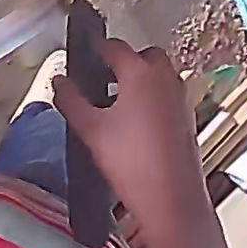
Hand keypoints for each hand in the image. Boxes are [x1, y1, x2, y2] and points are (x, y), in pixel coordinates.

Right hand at [53, 39, 210, 247]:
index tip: (82, 55)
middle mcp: (165, 79)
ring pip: (158, 74)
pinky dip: (150, 96)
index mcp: (140, 73)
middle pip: (144, 55)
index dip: (96, 48)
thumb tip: (59, 81)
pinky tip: (132, 121)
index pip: (115, 47)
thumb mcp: (90, 129)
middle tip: (100, 76)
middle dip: (123, 61)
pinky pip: (166, 94)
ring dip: (138, 78)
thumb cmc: (130, 161)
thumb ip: (70, 100)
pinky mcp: (187, 118)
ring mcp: (181, 98)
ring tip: (113, 99)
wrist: (172, 200)